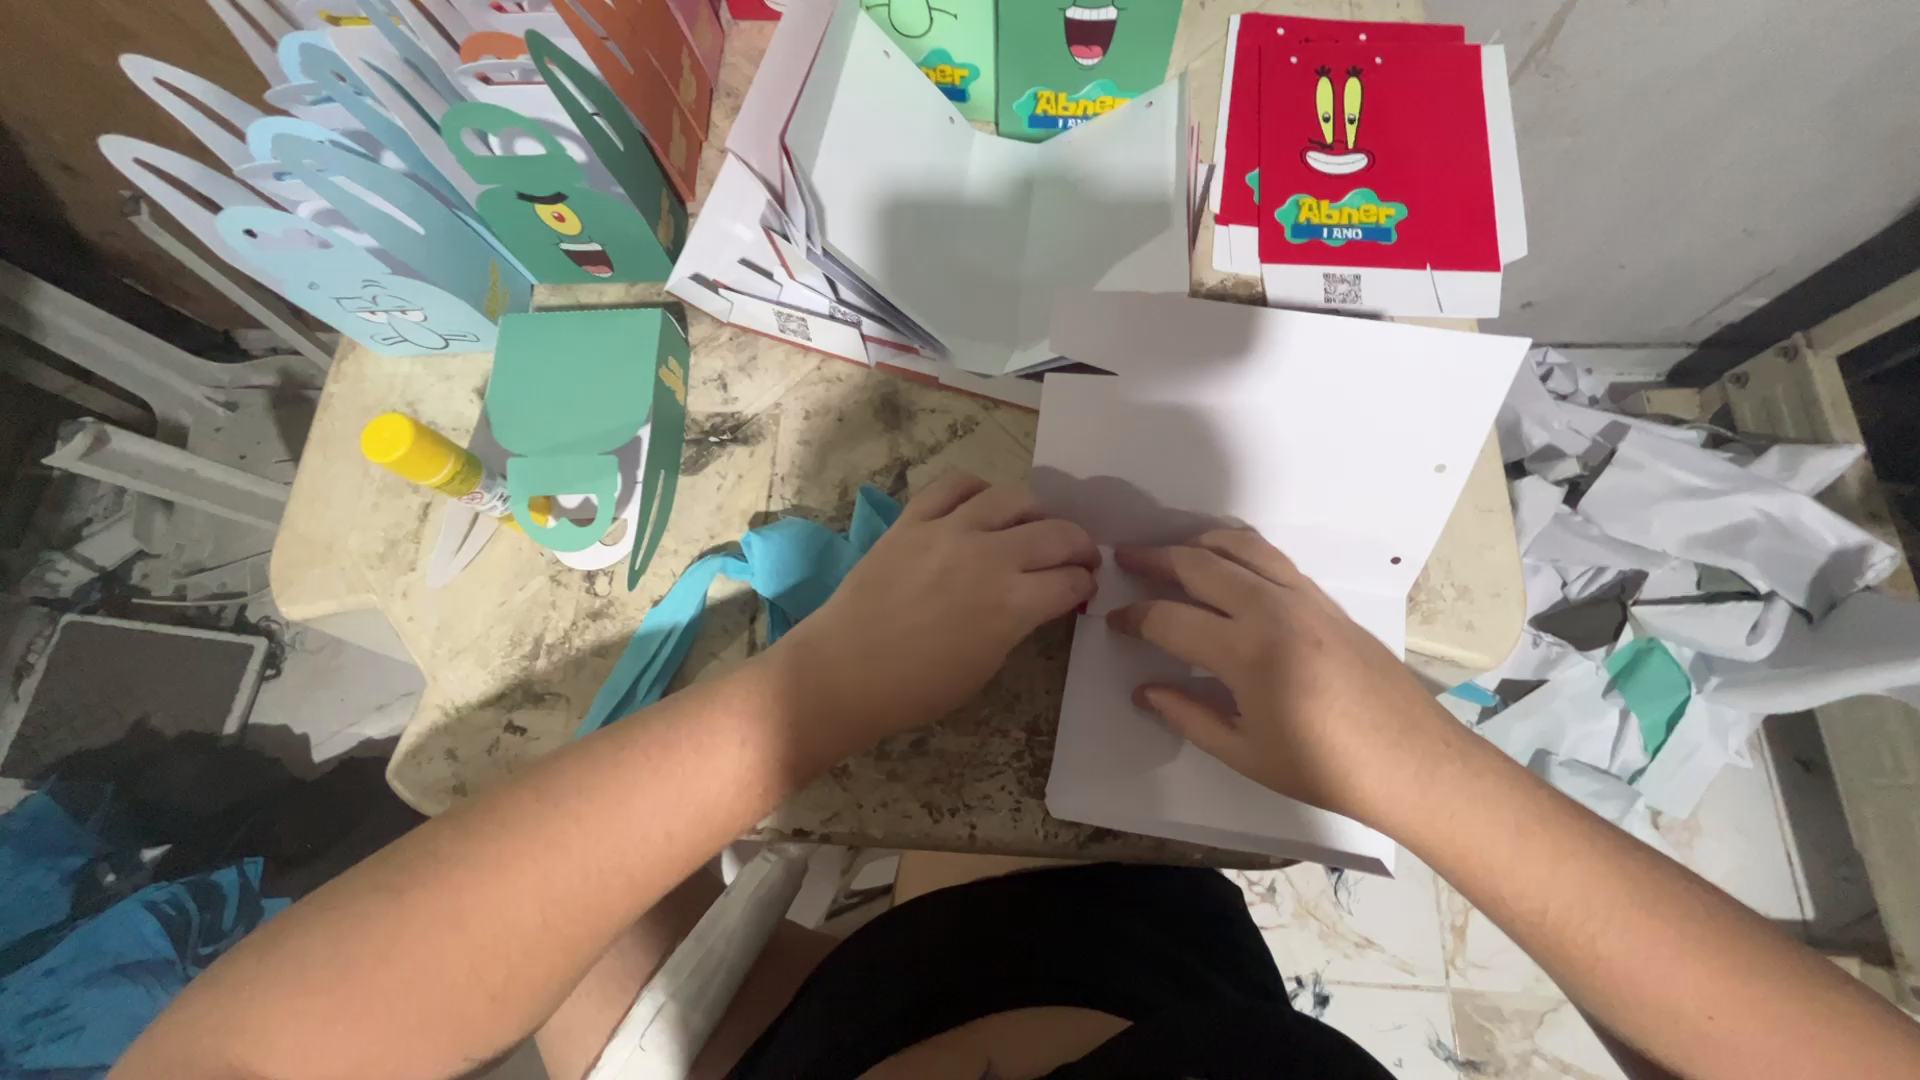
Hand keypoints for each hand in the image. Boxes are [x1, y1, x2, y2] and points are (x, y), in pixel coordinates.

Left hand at [778, 473, 1098, 749]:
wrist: (844, 672)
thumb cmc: (917, 688)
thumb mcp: (986, 665)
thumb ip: (1018, 623)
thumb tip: (1034, 601)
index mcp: (1014, 603)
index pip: (1071, 580)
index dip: (1085, 584)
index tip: (1084, 587)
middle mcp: (991, 556)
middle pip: (1056, 534)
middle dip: (1079, 545)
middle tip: (1080, 556)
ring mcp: (949, 530)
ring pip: (1012, 498)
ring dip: (1036, 512)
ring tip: (1035, 525)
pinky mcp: (913, 519)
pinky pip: (954, 486)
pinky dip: (979, 489)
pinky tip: (984, 503)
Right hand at [1106, 528, 1461, 829]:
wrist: (1413, 762)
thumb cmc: (1323, 767)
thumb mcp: (1244, 752)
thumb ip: (1187, 715)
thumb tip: (1144, 690)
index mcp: (1246, 652)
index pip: (1169, 619)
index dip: (1134, 618)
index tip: (1115, 622)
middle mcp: (1271, 609)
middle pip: (1198, 564)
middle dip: (1154, 559)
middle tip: (1124, 558)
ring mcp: (1303, 597)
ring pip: (1239, 546)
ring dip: (1196, 543)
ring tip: (1170, 551)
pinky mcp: (1325, 599)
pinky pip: (1271, 558)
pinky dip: (1237, 550)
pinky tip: (1225, 564)